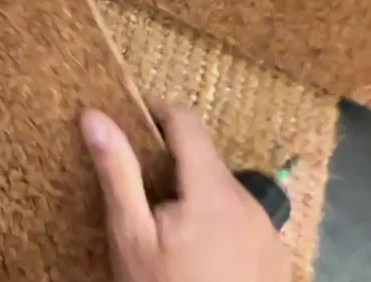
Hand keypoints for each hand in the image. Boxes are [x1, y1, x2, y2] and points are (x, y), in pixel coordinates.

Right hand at [82, 102, 288, 281]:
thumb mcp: (131, 235)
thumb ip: (117, 172)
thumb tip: (94, 115)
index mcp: (216, 194)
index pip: (187, 122)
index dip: (155, 109)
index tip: (124, 116)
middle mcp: (252, 207)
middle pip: (205, 156)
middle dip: (167, 155)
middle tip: (131, 176)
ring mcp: (270, 236)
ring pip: (222, 187)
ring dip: (189, 185)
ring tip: (157, 214)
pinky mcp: (276, 261)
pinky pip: (239, 217)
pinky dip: (211, 214)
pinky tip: (190, 246)